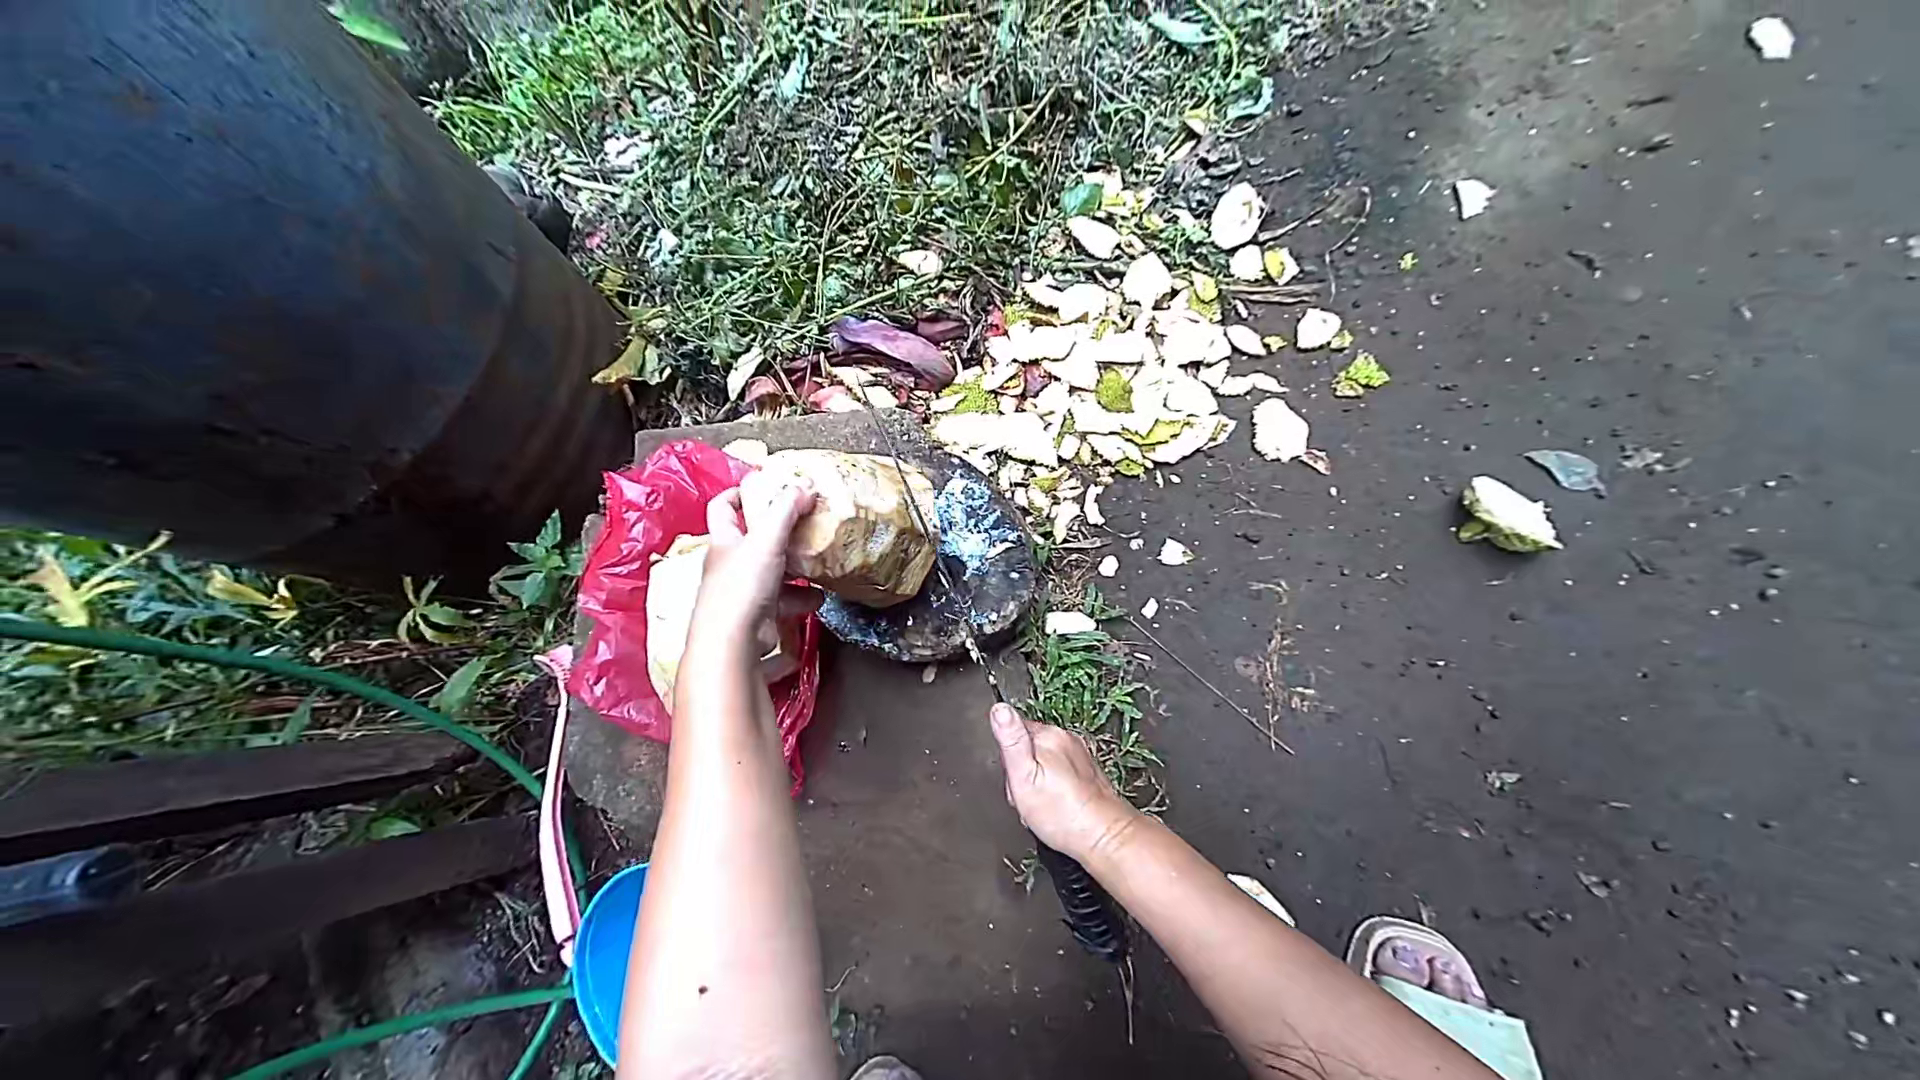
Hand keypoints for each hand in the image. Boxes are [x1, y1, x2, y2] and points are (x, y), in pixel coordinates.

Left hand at [689, 471, 818, 648]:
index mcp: (724, 542)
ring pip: (772, 573)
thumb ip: (785, 510)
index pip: (723, 507)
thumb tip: (804, 486)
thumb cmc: (741, 588)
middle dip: (779, 534)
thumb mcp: (766, 540)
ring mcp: (743, 593)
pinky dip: (801, 599)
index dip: (739, 493)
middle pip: (753, 541)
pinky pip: (783, 601)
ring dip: (795, 569)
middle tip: (803, 525)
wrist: (734, 644)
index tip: (764, 486)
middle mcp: (729, 566)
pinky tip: (817, 598)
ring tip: (816, 563)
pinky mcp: (758, 617)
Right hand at [986, 703, 1138, 861]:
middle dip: (1023, 773)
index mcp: (1049, 736)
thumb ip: (1011, 740)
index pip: (1012, 732)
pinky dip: (1054, 787)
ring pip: (1043, 761)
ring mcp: (1079, 754)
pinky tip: (1056, 805)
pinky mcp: (1086, 770)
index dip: (1008, 761)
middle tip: (1030, 796)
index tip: (1016, 780)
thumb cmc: (1062, 814)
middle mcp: (1066, 739)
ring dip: (1038, 781)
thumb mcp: (1023, 777)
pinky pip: (1059, 772)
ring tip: (1044, 804)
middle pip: (1027, 748)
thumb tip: (999, 708)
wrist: (1104, 837)